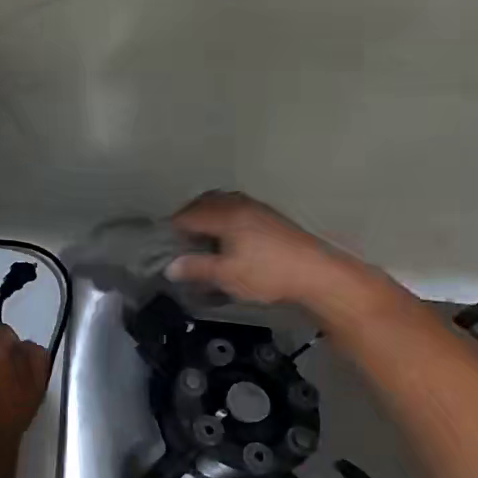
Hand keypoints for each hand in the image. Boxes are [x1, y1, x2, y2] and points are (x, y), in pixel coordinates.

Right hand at [166, 191, 410, 329]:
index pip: (189, 214)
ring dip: (207, 217)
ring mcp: (258, 209)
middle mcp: (240, 204)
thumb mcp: (226, 275)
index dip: (172, 228)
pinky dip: (224, 219)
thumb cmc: (267, 274)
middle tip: (178, 239)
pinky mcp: (270, 218)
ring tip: (200, 239)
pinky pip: (237, 210)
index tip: (162, 244)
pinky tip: (227, 239)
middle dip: (188, 218)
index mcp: (226, 214)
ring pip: (223, 204)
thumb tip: (170, 267)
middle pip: (205, 203)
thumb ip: (196, 268)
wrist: (316, 273)